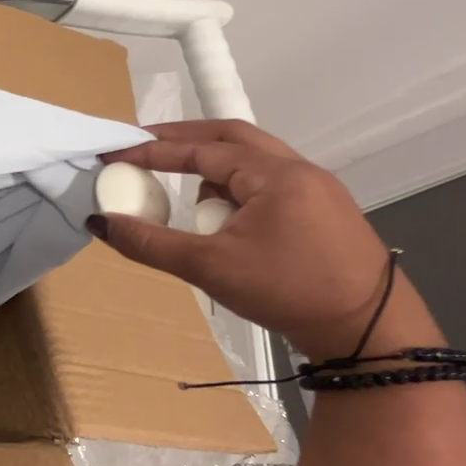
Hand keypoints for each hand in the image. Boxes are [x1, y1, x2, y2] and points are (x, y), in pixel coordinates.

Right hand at [93, 119, 406, 361]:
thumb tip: (98, 221)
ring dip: (206, 161)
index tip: (112, 156)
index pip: (202, 150)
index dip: (151, 150)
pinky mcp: (317, 211)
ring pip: (249, 158)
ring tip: (169, 179)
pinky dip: (227, 182)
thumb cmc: (287, 290)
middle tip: (137, 145)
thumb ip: (147, 241)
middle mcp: (298, 172)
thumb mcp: (206, 266)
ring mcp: (313, 191)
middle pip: (232, 137)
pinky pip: (262, 180)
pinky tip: (210, 209)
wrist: (368, 329)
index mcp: (276, 176)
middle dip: (180, 138)